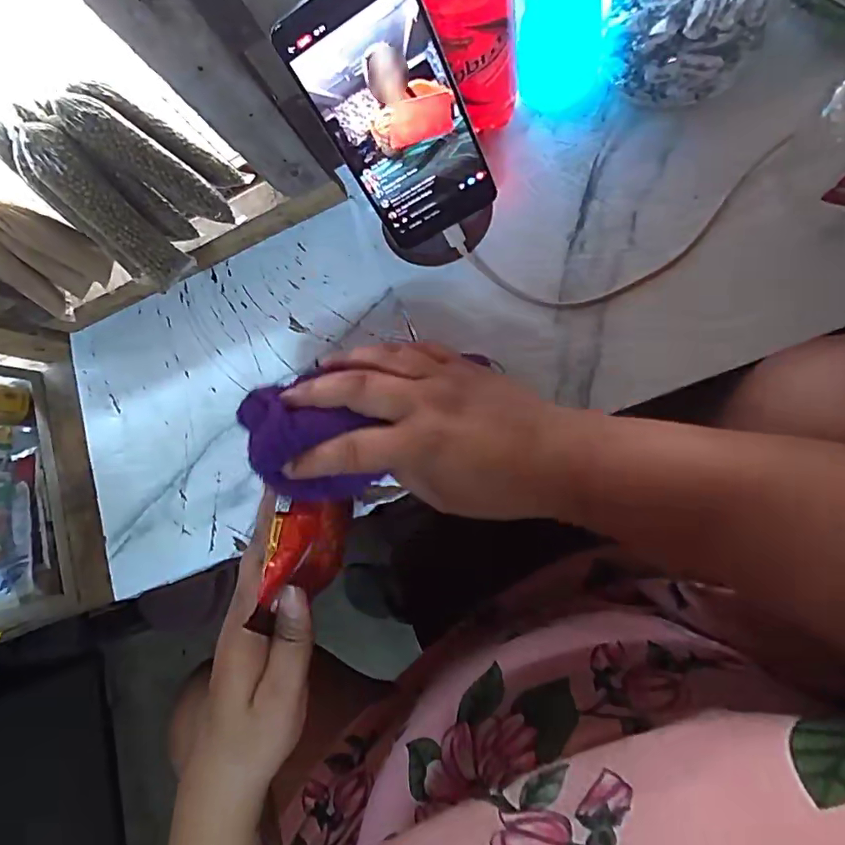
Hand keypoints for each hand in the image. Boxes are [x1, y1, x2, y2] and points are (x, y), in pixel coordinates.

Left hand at [182, 509, 314, 805]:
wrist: (223, 775)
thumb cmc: (255, 738)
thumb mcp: (281, 696)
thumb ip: (290, 641)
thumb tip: (296, 584)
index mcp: (243, 625)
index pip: (257, 562)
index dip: (270, 524)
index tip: (284, 486)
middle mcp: (237, 616)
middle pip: (255, 558)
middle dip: (274, 519)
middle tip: (300, 482)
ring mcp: (241, 625)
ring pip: (258, 570)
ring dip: (275, 535)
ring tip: (300, 504)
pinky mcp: (249, 635)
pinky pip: (264, 586)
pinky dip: (277, 561)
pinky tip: (292, 553)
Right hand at [280, 342, 589, 520]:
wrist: (558, 455)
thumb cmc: (502, 488)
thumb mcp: (441, 494)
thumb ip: (402, 470)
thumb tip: (377, 455)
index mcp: (417, 441)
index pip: (350, 448)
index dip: (314, 458)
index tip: (288, 464)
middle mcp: (421, 401)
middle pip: (355, 387)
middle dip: (314, 393)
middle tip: (286, 397)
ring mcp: (441, 376)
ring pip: (382, 357)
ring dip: (345, 359)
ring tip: (321, 366)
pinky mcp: (460, 364)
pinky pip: (416, 349)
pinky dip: (389, 351)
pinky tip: (376, 355)